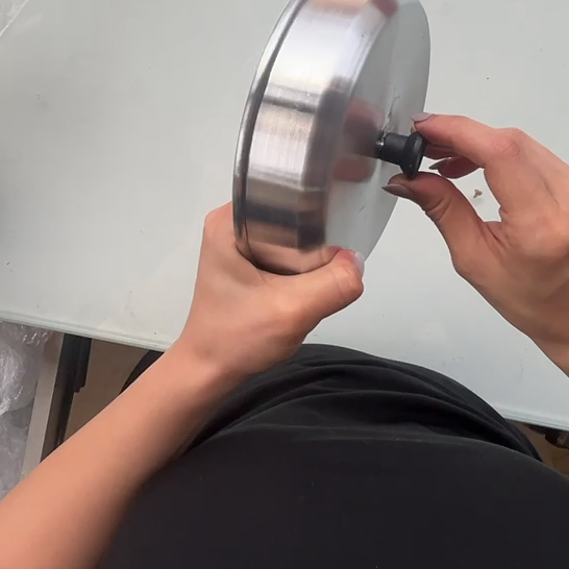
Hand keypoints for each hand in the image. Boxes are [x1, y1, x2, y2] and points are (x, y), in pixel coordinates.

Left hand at [171, 204, 365, 378]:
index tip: (341, 237)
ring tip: (318, 278)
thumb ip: (332, 285)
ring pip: (293, 238)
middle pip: (292, 217)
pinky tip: (308, 285)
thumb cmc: (237, 338)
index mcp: (228, 220)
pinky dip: (302, 269)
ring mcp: (238, 243)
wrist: (210, 370)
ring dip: (310, 259)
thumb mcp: (292, 311)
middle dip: (316, 241)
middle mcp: (230, 223)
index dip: (317, 216)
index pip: (286, 198)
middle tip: (329, 268)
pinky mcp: (247, 263)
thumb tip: (358, 261)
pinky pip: (287, 254)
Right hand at [387, 116, 568, 360]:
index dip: (459, 132)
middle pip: (512, 141)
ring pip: (524, 144)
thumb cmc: (532, 302)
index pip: (501, 154)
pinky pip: (537, 155)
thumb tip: (407, 178)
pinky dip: (501, 154)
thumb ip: (444, 211)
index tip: (423, 127)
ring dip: (479, 143)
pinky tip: (477, 167)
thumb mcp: (475, 261)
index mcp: (543, 225)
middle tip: (424, 145)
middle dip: (462, 135)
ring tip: (444, 160)